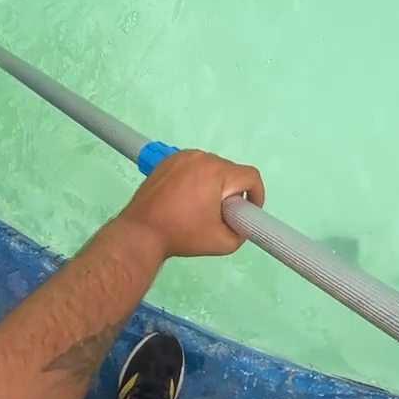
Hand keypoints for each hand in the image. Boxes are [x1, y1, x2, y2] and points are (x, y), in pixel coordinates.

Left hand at [114, 149, 264, 258]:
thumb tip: (241, 220)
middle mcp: (200, 157)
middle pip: (230, 171)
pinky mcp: (166, 161)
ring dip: (214, 184)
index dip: (257, 195)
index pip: (250, 176)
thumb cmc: (183, 235)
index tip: (248, 212)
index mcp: (216, 171)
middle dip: (232, 192)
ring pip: (211, 167)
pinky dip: (196, 179)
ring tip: (201, 207)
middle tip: (221, 214)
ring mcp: (181, 156)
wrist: (141, 232)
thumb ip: (243, 230)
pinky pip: (192, 166)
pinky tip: (185, 198)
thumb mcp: (224, 242)